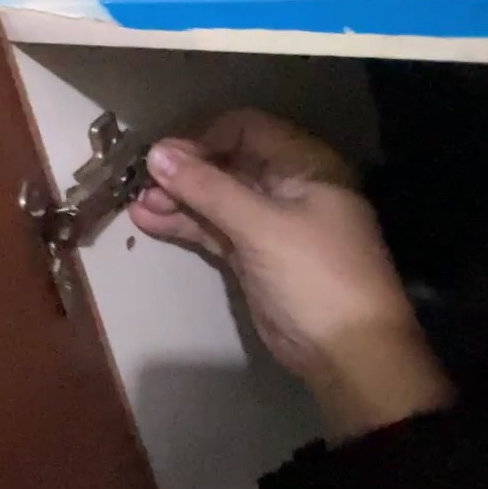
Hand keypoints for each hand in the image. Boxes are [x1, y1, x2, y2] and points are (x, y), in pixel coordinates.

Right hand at [127, 109, 454, 440]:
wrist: (350, 358)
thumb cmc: (315, 275)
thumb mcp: (261, 226)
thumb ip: (207, 187)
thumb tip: (155, 153)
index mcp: (304, 166)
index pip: (247, 130)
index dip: (206, 139)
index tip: (168, 158)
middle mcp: (286, 187)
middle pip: (226, 163)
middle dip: (184, 171)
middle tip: (144, 182)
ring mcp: (268, 222)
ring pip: (215, 197)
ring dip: (177, 198)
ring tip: (138, 205)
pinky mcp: (252, 253)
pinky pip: (213, 227)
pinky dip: (184, 223)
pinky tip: (148, 221)